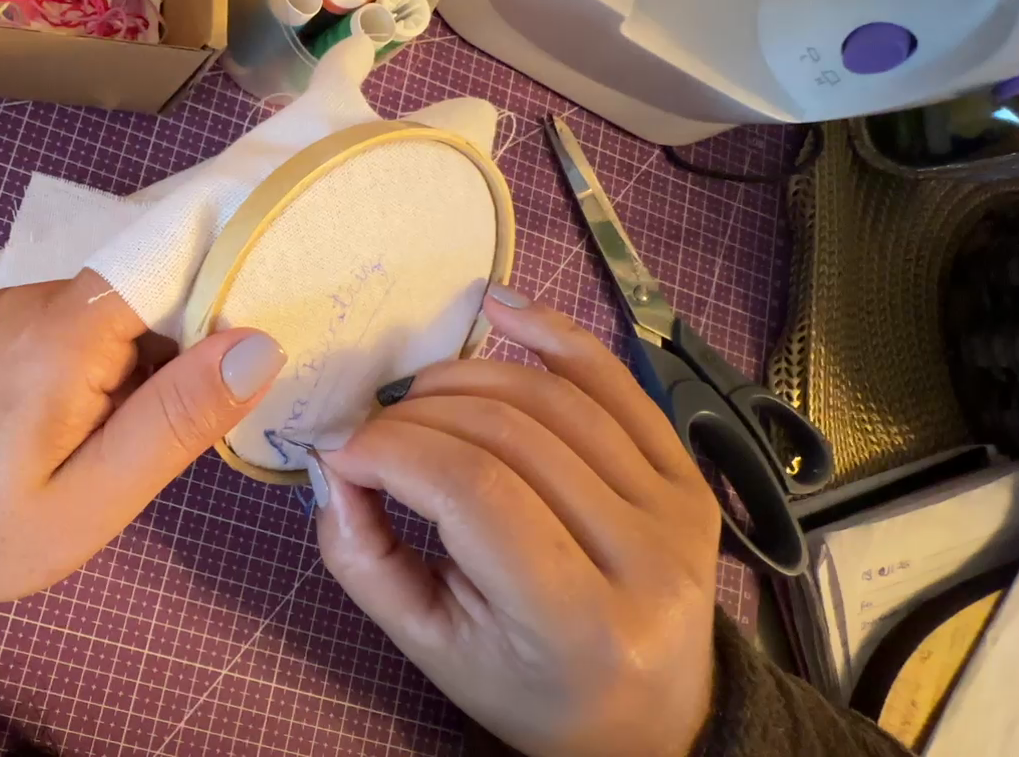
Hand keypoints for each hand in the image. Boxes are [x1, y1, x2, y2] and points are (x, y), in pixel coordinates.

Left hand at [0, 270, 285, 611]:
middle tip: (194, 420)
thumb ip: (175, 419)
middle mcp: (37, 295)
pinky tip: (99, 419)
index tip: (263, 341)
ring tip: (138, 431)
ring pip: (116, 310)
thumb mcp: (94, 496)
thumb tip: (257, 345)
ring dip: (146, 359)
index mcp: (63, 328)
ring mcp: (13, 307)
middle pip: (145, 290)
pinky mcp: (2, 326)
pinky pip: (79, 324)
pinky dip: (108, 361)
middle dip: (186, 343)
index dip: (221, 292)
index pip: (167, 263)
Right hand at [309, 287, 719, 756]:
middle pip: (507, 435)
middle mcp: (646, 559)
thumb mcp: (423, 639)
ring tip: (415, 397)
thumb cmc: (520, 682)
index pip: (473, 491)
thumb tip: (333, 460)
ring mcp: (677, 507)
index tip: (342, 450)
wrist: (644, 713)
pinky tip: (497, 306)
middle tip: (370, 432)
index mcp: (577, 621)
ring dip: (461, 376)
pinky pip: (613, 381)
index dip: (393, 450)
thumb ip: (360, 552)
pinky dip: (551, 331)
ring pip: (550, 397)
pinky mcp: (685, 474)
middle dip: (414, 416)